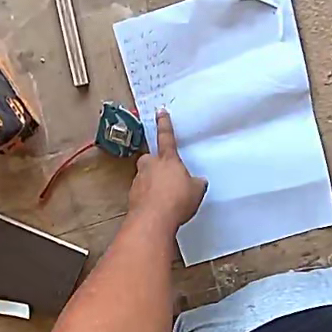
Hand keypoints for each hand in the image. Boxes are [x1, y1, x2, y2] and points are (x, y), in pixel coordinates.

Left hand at [127, 110, 205, 230]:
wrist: (153, 219)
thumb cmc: (177, 200)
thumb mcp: (196, 191)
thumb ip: (197, 183)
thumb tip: (198, 181)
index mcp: (168, 159)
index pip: (166, 137)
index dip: (164, 124)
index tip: (160, 112)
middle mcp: (150, 166)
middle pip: (150, 158)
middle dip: (155, 163)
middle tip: (165, 173)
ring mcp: (139, 180)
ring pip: (144, 176)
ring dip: (152, 182)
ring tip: (164, 196)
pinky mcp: (133, 196)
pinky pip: (141, 192)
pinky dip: (148, 197)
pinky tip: (157, 206)